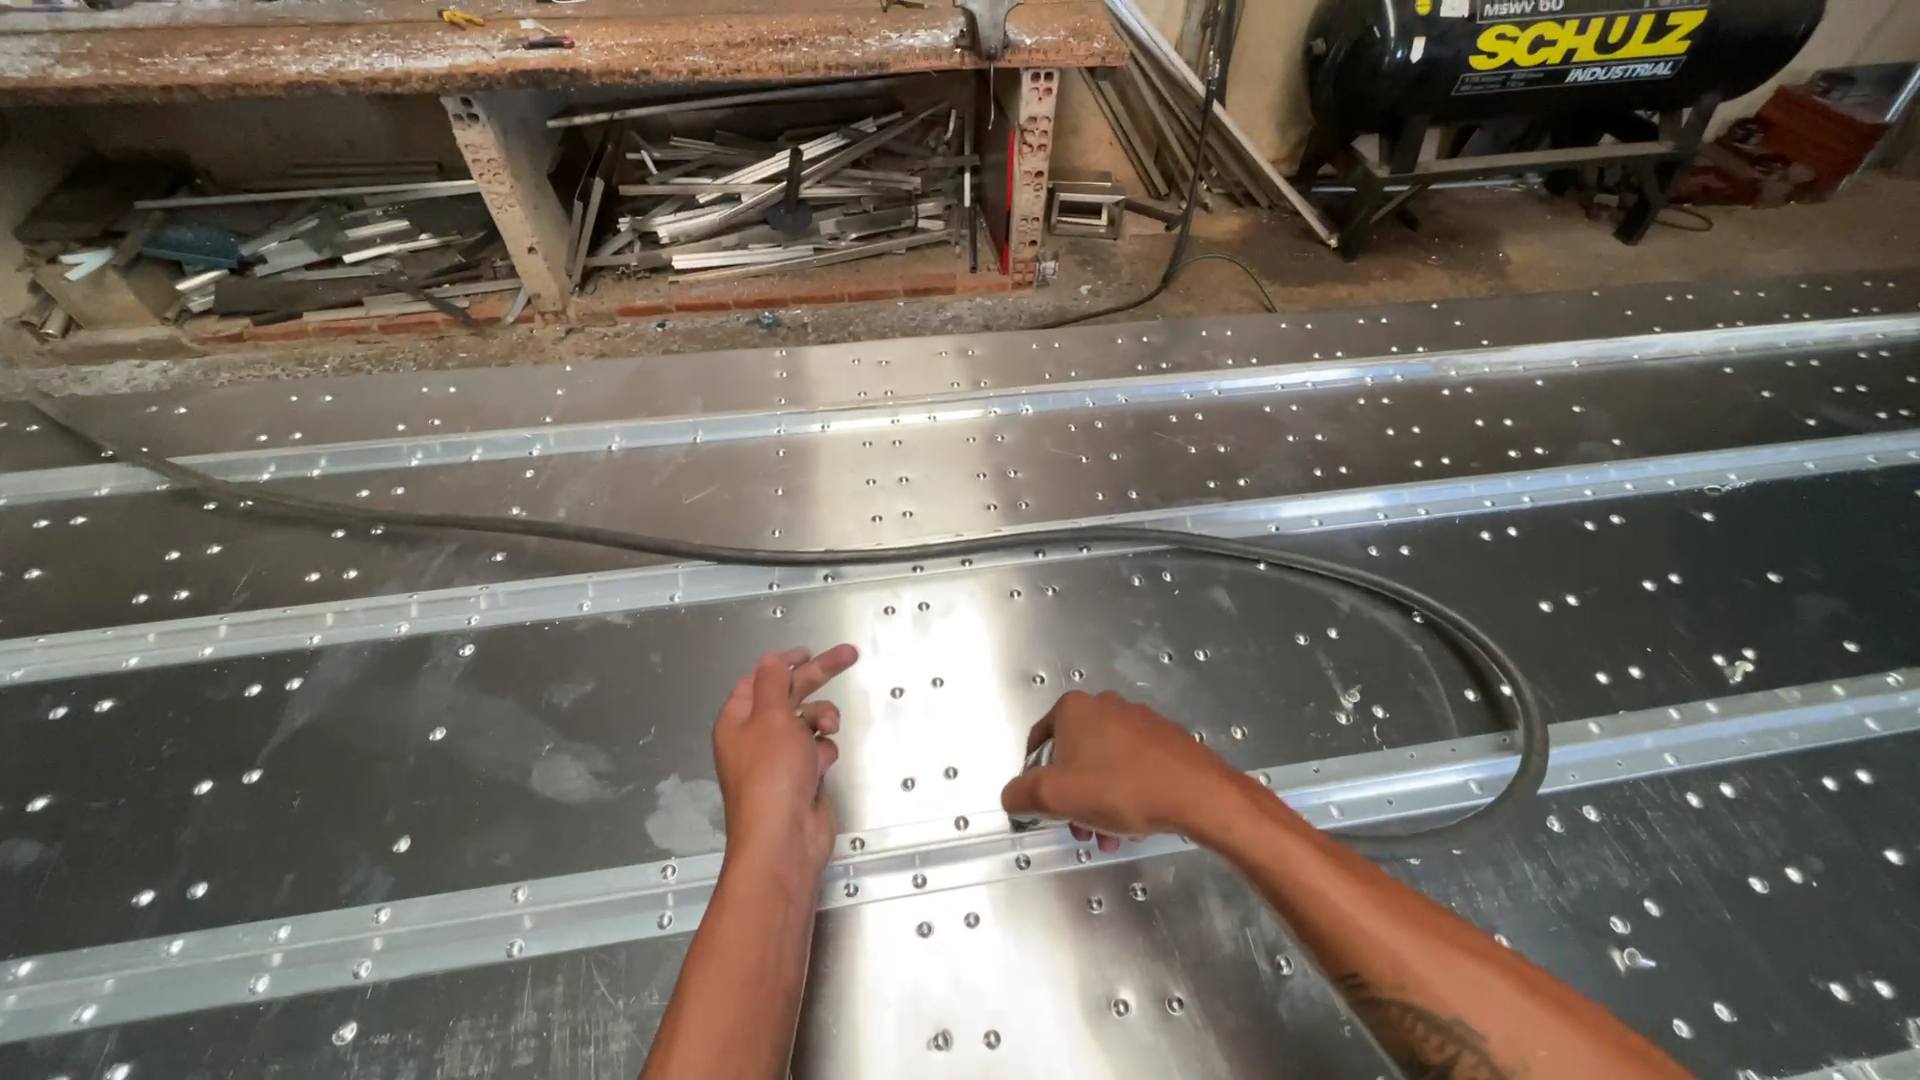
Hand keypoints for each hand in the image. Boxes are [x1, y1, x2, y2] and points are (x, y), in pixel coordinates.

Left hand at [712, 644, 858, 873]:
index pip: (759, 680)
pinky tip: (822, 764)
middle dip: (817, 677)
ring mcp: (779, 759)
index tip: (808, 651)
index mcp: (738, 720)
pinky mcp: (802, 777)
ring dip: (822, 719)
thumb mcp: (771, 717)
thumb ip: (773, 682)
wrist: (785, 839)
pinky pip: (818, 750)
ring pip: (809, 722)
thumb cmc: (772, 774)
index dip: (783, 662)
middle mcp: (756, 737)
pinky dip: (823, 751)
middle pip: (789, 695)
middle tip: (848, 656)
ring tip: (829, 727)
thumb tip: (770, 659)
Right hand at [1000, 690, 1240, 850]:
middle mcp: (1105, 705)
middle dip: (1072, 796)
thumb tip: (1013, 795)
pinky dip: (1126, 792)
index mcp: (1074, 709)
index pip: (1038, 740)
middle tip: (1079, 828)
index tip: (1043, 804)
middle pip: (1073, 756)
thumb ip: (1021, 795)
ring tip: (1111, 833)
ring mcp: (1139, 720)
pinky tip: (1135, 822)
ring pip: (1104, 765)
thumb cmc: (1122, 789)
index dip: (1034, 777)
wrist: (1197, 794)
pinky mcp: (1165, 738)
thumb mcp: (1055, 797)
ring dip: (1099, 800)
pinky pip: (1133, 766)